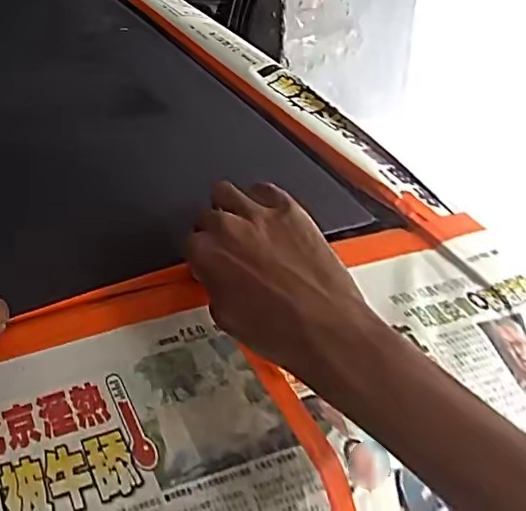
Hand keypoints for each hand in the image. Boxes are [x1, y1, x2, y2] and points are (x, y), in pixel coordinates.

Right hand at [185, 181, 384, 381]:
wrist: (334, 336)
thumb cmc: (286, 333)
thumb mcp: (227, 319)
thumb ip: (212, 288)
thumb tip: (215, 281)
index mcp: (206, 253)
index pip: (191, 241)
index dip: (203, 254)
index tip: (214, 262)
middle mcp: (227, 228)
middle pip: (206, 215)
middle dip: (215, 231)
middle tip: (230, 247)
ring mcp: (259, 217)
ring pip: (225, 191)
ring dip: (229, 207)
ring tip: (242, 224)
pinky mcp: (289, 212)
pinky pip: (265, 189)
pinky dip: (263, 198)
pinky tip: (268, 216)